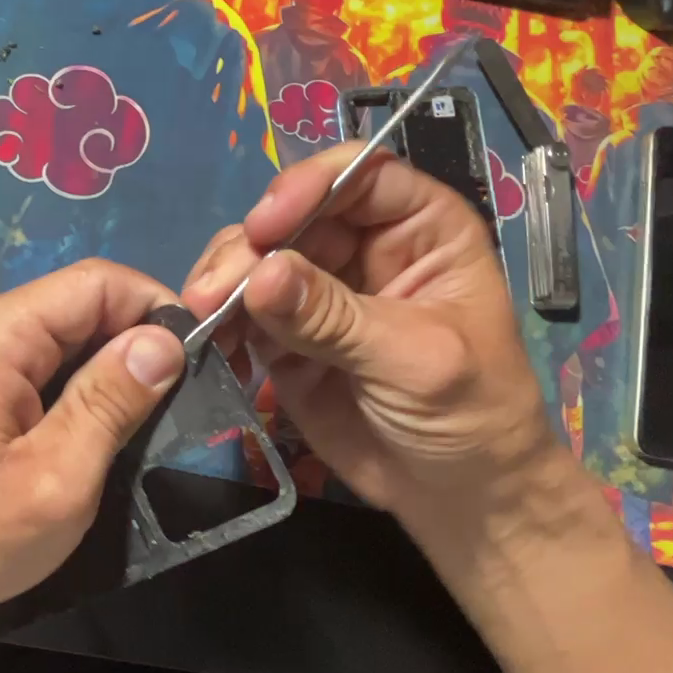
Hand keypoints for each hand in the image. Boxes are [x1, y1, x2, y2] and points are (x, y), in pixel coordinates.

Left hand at [0, 259, 185, 625]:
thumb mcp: (59, 480)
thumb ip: (111, 401)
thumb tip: (167, 339)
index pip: (95, 282)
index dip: (153, 308)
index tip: (191, 359)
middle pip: (79, 298)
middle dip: (132, 338)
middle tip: (169, 399)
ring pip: (65, 321)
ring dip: (107, 359)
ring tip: (135, 413)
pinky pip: (41, 344)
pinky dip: (77, 371)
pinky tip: (91, 414)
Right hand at [181, 143, 557, 530]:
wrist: (455, 495)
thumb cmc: (470, 415)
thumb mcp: (414, 359)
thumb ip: (335, 317)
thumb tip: (261, 274)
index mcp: (419, 230)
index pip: (359, 177)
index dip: (308, 186)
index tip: (264, 225)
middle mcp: (361, 249)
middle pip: (290, 216)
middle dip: (247, 246)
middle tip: (212, 294)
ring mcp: (316, 293)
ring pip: (255, 260)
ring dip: (222, 281)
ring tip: (203, 317)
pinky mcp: (283, 338)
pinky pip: (239, 313)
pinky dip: (218, 323)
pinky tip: (209, 345)